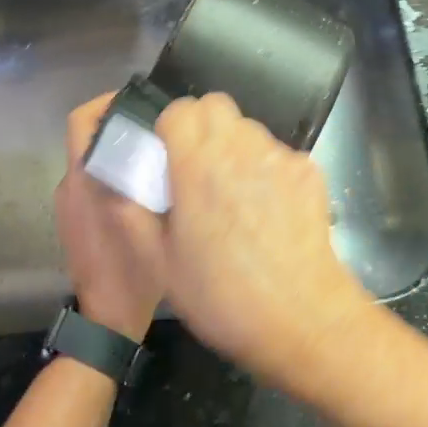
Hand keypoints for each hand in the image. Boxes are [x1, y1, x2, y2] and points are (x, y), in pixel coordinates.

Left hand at [55, 93, 165, 340]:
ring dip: (117, 152)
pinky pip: (92, 182)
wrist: (106, 322)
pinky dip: (113, 174)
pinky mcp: (73, 221)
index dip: (104, 102)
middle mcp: (70, 185)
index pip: (81, 120)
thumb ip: (147, 178)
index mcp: (84, 179)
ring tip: (155, 157)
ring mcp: (69, 205)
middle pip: (88, 137)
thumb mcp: (150, 222)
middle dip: (118, 126)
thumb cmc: (133, 273)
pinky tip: (143, 189)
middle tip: (155, 128)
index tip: (135, 102)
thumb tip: (159, 143)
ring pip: (92, 160)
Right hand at [150, 93, 373, 383]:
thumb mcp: (160, 264)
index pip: (179, 110)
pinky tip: (266, 210)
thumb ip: (132, 215)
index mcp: (198, 164)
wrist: (303, 320)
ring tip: (232, 193)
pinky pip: (277, 154)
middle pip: (215, 106)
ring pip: (248, 128)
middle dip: (200, 126)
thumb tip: (119, 183)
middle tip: (194, 168)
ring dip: (234, 146)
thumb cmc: (222, 296)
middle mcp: (240, 147)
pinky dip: (265, 169)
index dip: (168, 127)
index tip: (164, 155)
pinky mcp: (308, 172)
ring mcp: (279, 157)